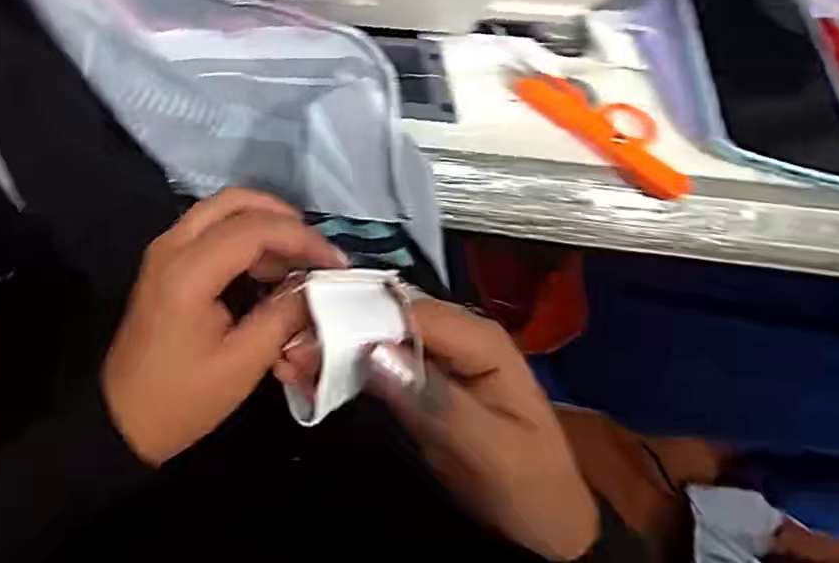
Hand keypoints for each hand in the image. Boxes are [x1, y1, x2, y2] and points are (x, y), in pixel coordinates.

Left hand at [101, 188, 348, 465]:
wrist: (122, 416)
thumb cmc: (182, 397)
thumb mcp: (242, 363)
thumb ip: (283, 317)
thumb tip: (316, 287)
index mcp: (189, 270)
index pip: (253, 228)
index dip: (301, 238)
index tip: (336, 262)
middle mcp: (173, 244)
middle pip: (233, 201)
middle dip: (281, 216)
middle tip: (314, 249)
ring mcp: (166, 248)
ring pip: (220, 210)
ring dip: (262, 225)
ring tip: (297, 264)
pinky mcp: (166, 259)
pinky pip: (209, 228)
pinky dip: (242, 237)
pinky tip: (267, 270)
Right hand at [284, 298, 598, 560]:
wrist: (548, 527)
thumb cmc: (530, 486)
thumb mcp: (490, 450)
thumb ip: (434, 398)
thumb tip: (374, 350)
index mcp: (477, 337)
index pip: (405, 310)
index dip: (356, 320)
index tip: (310, 340)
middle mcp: (452, 331)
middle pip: (382, 314)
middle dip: (334, 329)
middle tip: (290, 352)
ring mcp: (433, 351)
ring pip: (371, 333)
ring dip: (330, 346)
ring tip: (290, 363)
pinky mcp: (416, 373)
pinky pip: (372, 358)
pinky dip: (340, 365)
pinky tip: (309, 374)